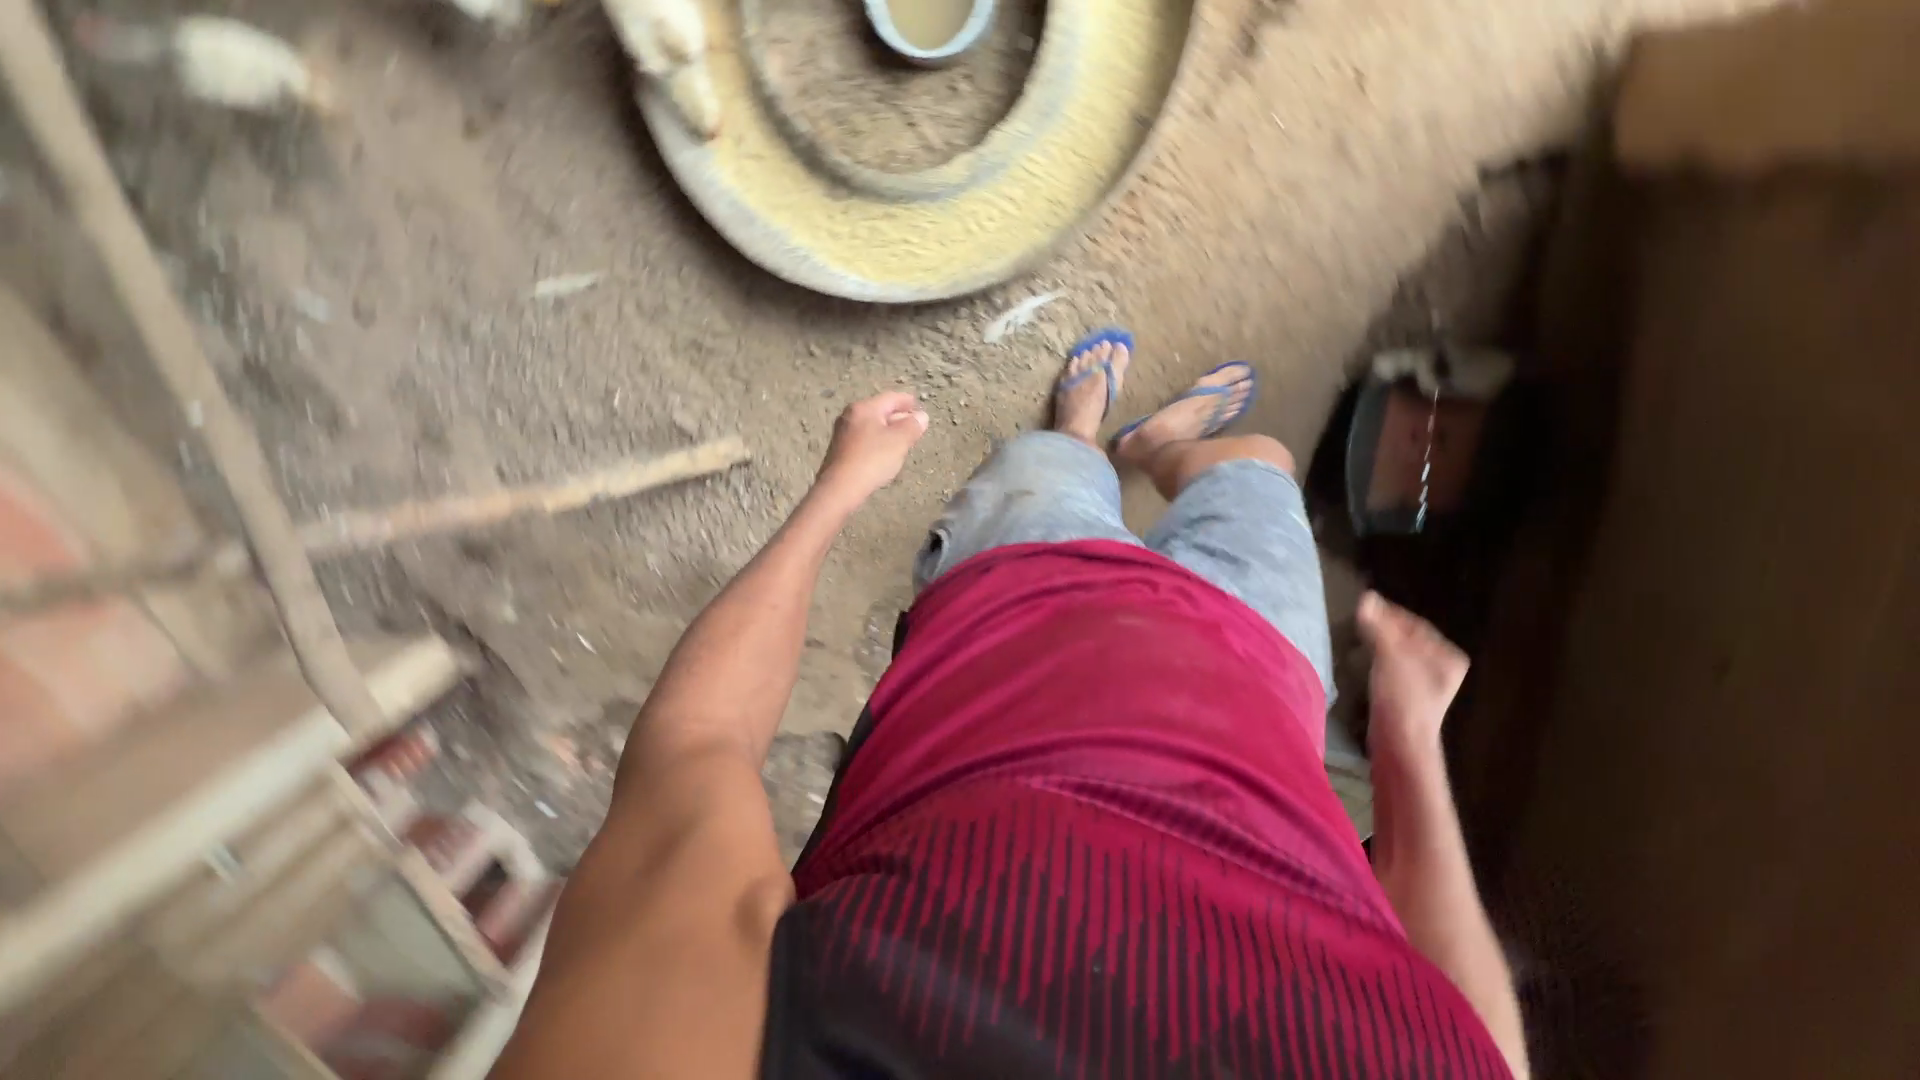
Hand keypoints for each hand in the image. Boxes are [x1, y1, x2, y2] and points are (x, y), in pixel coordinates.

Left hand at [814, 391, 929, 506]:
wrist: (840, 487)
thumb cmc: (872, 460)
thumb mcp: (899, 441)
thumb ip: (912, 426)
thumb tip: (921, 416)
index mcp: (864, 408)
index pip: (890, 398)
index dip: (906, 401)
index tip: (917, 404)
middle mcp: (850, 416)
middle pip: (879, 410)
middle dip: (898, 416)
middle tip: (913, 423)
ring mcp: (843, 433)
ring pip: (871, 425)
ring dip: (888, 430)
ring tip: (902, 439)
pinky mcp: (840, 450)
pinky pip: (864, 438)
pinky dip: (877, 440)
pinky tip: (884, 452)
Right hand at [1356, 591, 1467, 759]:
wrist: (1401, 743)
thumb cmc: (1403, 698)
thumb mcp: (1391, 657)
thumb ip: (1379, 626)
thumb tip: (1366, 597)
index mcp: (1448, 656)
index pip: (1415, 625)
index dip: (1391, 615)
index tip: (1365, 608)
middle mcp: (1443, 668)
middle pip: (1407, 639)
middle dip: (1384, 631)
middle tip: (1358, 623)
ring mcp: (1426, 684)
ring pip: (1399, 654)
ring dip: (1379, 646)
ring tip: (1359, 639)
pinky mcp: (1409, 696)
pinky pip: (1393, 669)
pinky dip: (1379, 662)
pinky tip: (1365, 662)